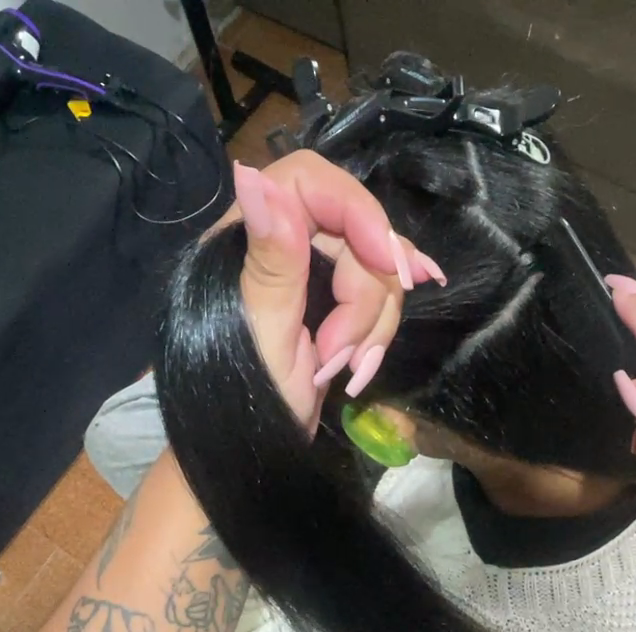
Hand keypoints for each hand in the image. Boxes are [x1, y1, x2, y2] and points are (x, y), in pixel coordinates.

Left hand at [223, 152, 442, 430]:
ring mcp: (310, 277)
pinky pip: (378, 302)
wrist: (255, 452)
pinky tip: (361, 367)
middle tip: (338, 353)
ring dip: (369, 327)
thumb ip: (270, 258)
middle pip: (357, 235)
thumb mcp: (262, 332)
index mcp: (249, 238)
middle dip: (363, 299)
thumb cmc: (246, 399)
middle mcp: (283, 246)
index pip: (313, 184)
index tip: (389, 265)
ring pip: (376, 272)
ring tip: (342, 371)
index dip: (361, 215)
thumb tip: (250, 175)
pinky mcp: (332, 306)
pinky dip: (375, 336)